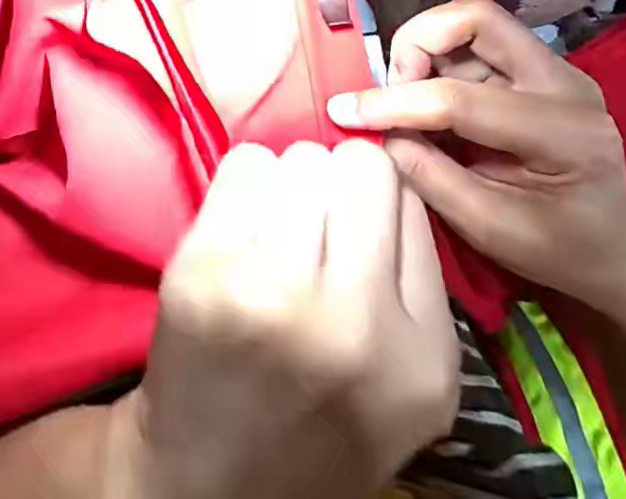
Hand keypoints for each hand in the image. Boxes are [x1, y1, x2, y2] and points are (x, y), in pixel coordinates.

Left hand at [112, 141, 459, 498]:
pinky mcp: (202, 273)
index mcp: (423, 355)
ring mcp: (272, 296)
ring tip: (273, 233)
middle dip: (335, 181)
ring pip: (300, 158)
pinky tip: (237, 233)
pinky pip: (243, 165)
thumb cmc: (313, 422)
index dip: (377, 198)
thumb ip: (413, 272)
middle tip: (311, 221)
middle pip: (358, 166)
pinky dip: (242, 185)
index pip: (409, 199)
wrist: (205, 485)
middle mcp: (354, 324)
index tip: (353, 220)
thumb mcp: (406, 374)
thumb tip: (386, 161)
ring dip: (288, 183)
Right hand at [324, 0, 625, 320]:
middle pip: (476, 18)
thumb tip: (376, 133)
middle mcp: (565, 84)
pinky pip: (476, 43)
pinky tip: (432, 104)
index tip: (345, 112)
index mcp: (565, 134)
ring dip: (425, 53)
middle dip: (417, 41)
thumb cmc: (557, 249)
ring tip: (409, 103)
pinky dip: (438, 64)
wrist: (613, 247)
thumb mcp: (489, 229)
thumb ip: (429, 177)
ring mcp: (554, 69)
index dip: (396, 103)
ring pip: (472, 24)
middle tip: (394, 88)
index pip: (464, 99)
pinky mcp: (538, 67)